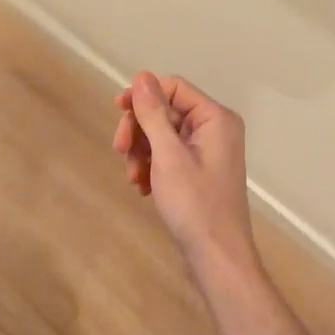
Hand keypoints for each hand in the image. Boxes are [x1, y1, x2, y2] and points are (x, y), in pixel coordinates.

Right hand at [112, 72, 255, 275]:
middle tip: (120, 151)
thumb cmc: (194, 204)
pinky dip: (152, 167)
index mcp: (215, 118)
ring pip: (162, 135)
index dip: (143, 97)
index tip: (117, 112)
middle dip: (139, 130)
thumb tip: (141, 76)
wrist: (216, 259)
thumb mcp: (168, 155)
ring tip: (134, 178)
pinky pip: (169, 155)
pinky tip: (144, 188)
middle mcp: (214, 129)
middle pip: (165, 111)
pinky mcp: (199, 172)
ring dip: (142, 152)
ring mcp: (208, 152)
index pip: (173, 87)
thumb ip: (153, 113)